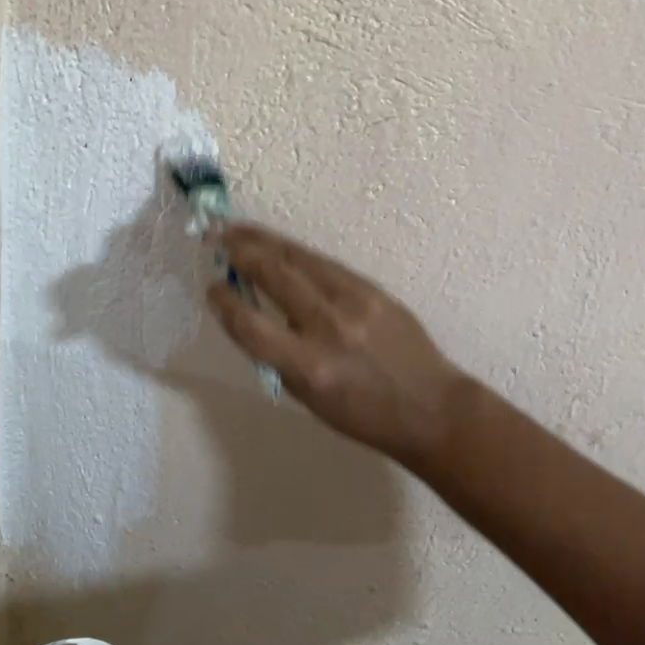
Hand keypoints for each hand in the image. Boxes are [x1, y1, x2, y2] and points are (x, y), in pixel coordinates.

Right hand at [208, 223, 466, 464]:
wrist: (432, 408)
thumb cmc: (364, 416)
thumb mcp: (310, 399)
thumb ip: (277, 356)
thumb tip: (249, 315)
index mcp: (308, 367)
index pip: (250, 325)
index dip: (224, 303)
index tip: (212, 288)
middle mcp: (328, 328)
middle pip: (272, 275)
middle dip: (240, 252)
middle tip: (215, 236)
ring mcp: (353, 302)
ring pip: (298, 259)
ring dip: (264, 241)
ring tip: (238, 229)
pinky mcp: (372, 289)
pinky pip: (325, 264)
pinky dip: (296, 253)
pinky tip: (280, 246)